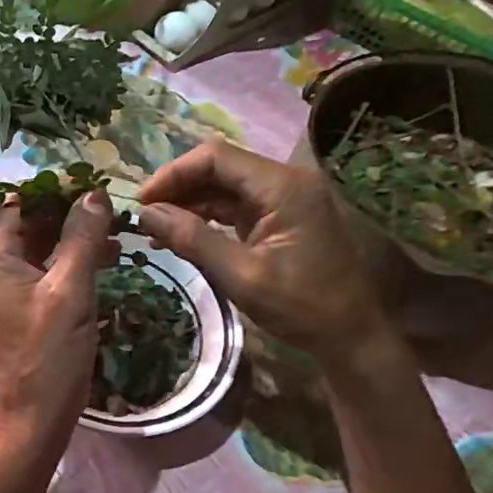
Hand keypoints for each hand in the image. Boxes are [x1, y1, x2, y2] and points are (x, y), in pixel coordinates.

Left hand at [0, 190, 114, 465]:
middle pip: (36, 217)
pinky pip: (54, 264)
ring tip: (123, 231)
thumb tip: (96, 193)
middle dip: (74, 209)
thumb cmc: (49, 351)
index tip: (98, 184)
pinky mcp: (31, 298)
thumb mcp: (70, 288)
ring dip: (81, 232)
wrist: (37, 413)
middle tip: (119, 205)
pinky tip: (112, 256)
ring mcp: (13, 280)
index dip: (58, 188)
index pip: (24, 199)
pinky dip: (79, 256)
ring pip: (48, 240)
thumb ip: (82, 236)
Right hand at [137, 140, 386, 359]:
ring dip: (186, 202)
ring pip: (221, 185)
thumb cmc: (301, 306)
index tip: (142, 202)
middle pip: (218, 167)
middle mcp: (285, 180)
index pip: (215, 157)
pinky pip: (232, 204)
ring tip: (154, 229)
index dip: (173, 174)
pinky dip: (203, 216)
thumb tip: (146, 214)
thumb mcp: (241, 275)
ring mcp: (283, 197)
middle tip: (143, 216)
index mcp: (283, 186)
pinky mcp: (278, 215)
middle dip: (177, 188)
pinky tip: (177, 234)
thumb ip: (192, 239)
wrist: (350, 335)